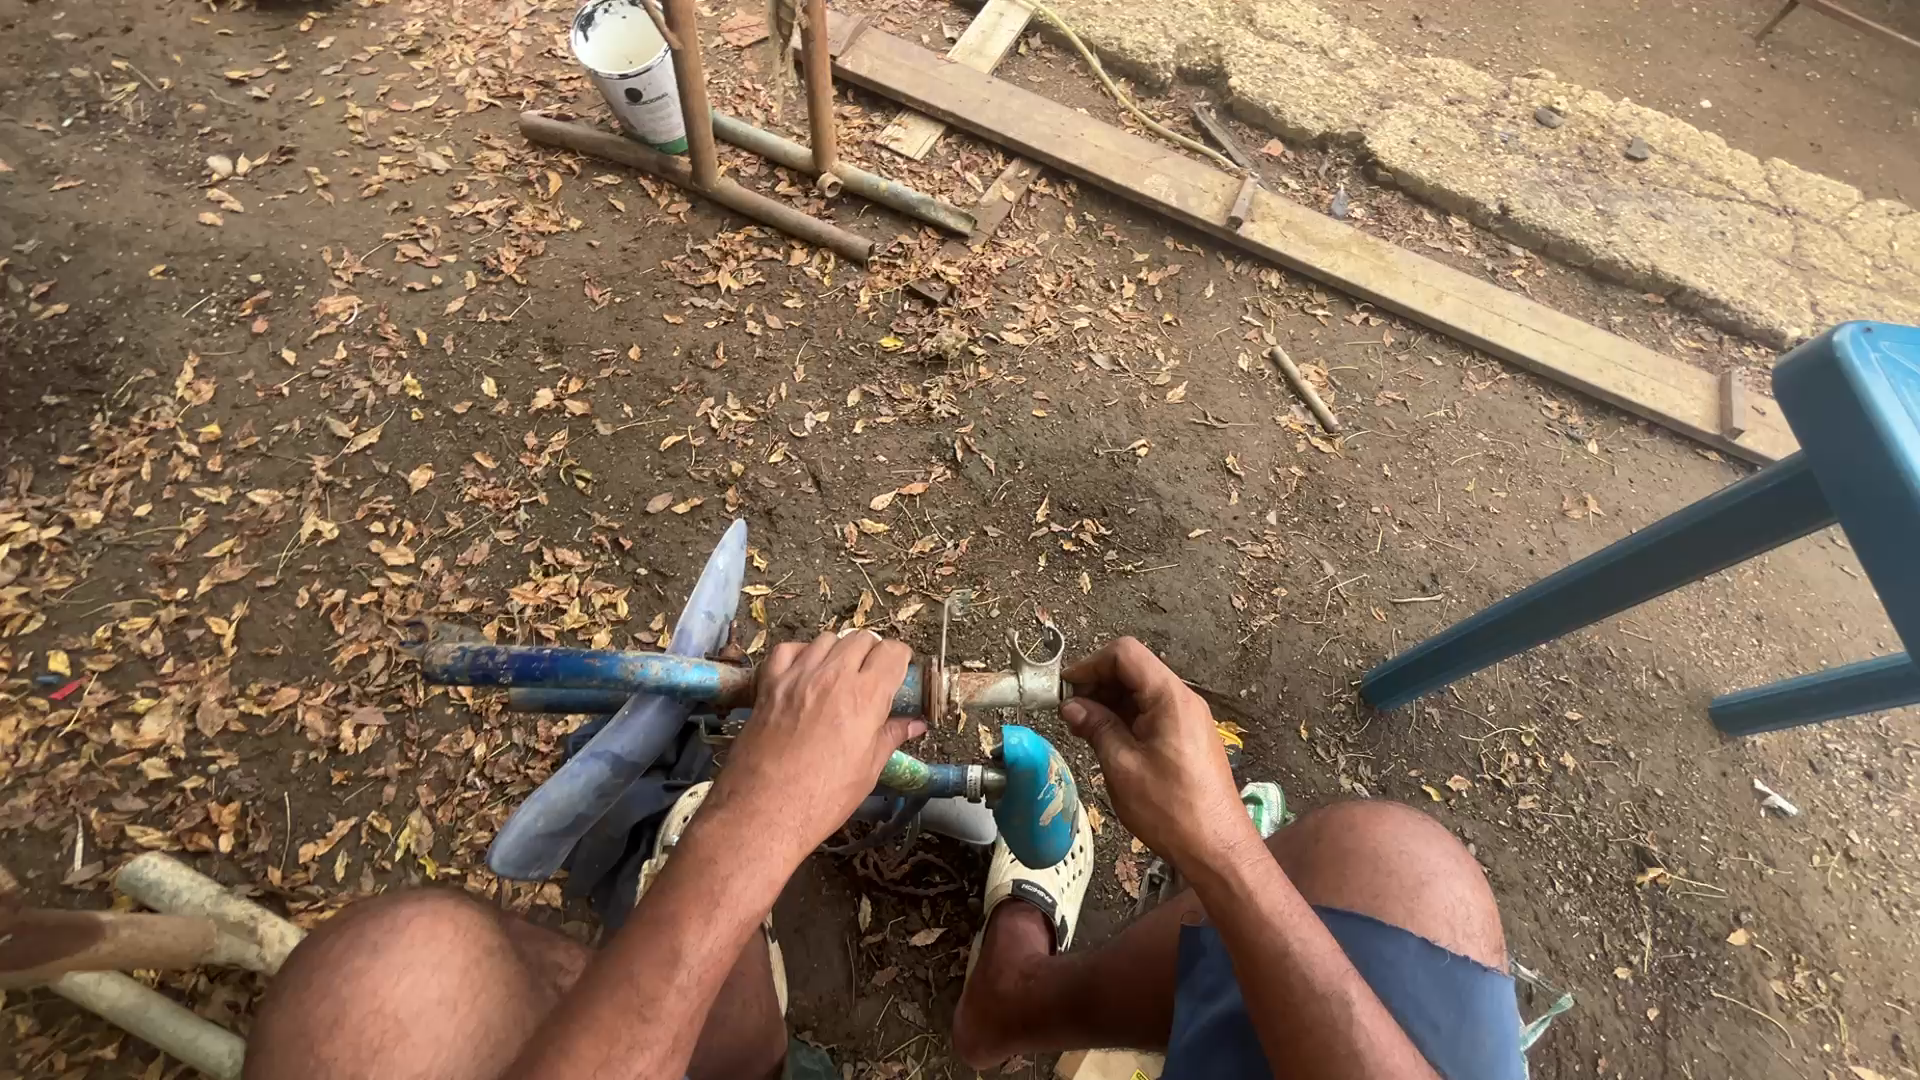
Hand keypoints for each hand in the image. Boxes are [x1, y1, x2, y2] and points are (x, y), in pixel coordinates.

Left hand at [706, 630, 924, 859]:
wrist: (762, 812)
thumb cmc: (822, 797)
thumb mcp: (868, 769)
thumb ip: (891, 736)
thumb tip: (916, 724)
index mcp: (865, 695)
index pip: (892, 651)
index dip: (900, 660)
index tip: (899, 674)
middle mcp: (832, 675)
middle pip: (861, 638)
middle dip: (872, 652)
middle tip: (871, 677)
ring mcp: (797, 675)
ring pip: (827, 639)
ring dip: (839, 651)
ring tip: (839, 676)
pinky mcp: (769, 683)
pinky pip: (788, 650)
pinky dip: (801, 654)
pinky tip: (805, 673)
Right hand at [1062, 638, 1259, 868]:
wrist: (1217, 849)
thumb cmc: (1170, 809)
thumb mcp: (1122, 766)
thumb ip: (1096, 727)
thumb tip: (1071, 706)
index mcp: (1169, 698)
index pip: (1125, 654)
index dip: (1090, 665)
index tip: (1066, 689)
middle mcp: (1182, 699)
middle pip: (1133, 668)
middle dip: (1097, 683)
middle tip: (1070, 712)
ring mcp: (1187, 717)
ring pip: (1140, 690)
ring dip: (1108, 701)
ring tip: (1083, 728)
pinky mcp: (1187, 735)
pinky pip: (1151, 710)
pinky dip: (1124, 716)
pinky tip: (1106, 738)